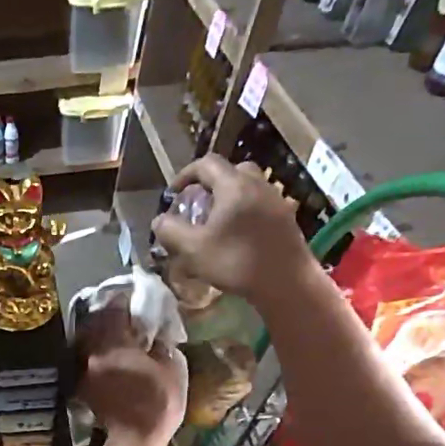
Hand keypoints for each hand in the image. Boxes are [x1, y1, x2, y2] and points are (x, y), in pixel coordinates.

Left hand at [77, 307, 187, 445]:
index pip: (113, 311)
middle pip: (96, 325)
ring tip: (115, 332)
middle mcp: (93, 353)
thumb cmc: (159, 401)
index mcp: (114, 344)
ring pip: (89, 342)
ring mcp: (85, 370)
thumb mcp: (172, 366)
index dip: (122, 300)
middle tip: (121, 311)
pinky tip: (110, 355)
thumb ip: (161, 342)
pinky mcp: (83, 385)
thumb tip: (156, 331)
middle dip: (107, 316)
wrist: (136, 437)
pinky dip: (98, 353)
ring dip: (100, 334)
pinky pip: (88, 360)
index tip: (131, 295)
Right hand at [151, 155, 318, 303]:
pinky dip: (243, 209)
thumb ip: (170, 230)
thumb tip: (159, 220)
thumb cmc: (235, 262)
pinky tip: (235, 233)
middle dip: (209, 184)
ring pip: (246, 186)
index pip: (206, 164)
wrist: (285, 281)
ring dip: (227, 196)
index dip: (184, 175)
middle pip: (230, 171)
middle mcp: (257, 185)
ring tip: (214, 220)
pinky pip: (258, 202)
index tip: (172, 195)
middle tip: (196, 205)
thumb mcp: (192, 249)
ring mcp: (274, 199)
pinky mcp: (284, 216)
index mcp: (233, 186)